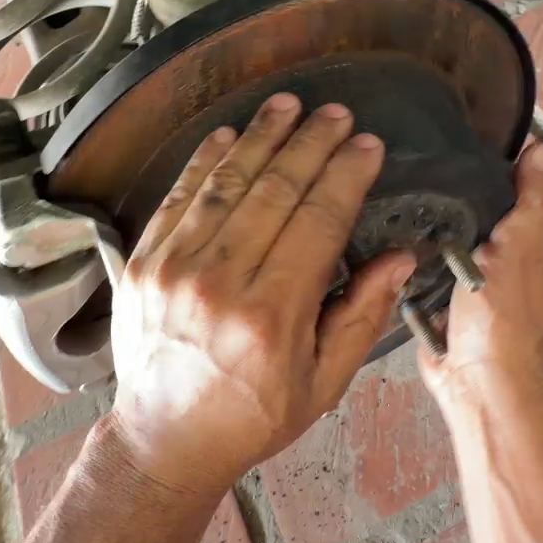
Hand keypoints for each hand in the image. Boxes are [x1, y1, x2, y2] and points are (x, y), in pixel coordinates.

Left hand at [106, 93, 418, 497]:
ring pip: (227, 183)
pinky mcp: (143, 261)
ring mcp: (174, 268)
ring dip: (261, 137)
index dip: (346, 176)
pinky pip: (178, 196)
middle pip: (274, 191)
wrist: (164, 438)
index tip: (367, 145)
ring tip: (288, 105)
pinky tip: (229, 132)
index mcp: (271, 316)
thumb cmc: (252, 415)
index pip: (318, 221)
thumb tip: (399, 258)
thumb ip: (362, 317)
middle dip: (311, 144)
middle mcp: (220, 283)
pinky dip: (205, 160)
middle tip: (335, 114)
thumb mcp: (322, 383)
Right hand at [419, 144, 542, 415]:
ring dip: (435, 217)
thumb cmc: (508, 312)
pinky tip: (393, 228)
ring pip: (458, 234)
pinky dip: (420, 249)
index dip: (504, 161)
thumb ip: (533, 198)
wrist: (479, 383)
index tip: (462, 135)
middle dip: (460, 187)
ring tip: (400, 183)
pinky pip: (433, 262)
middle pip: (489, 209)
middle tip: (418, 158)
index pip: (530, 186)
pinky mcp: (448, 298)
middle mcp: (517, 257)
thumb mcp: (526, 245)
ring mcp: (481, 280)